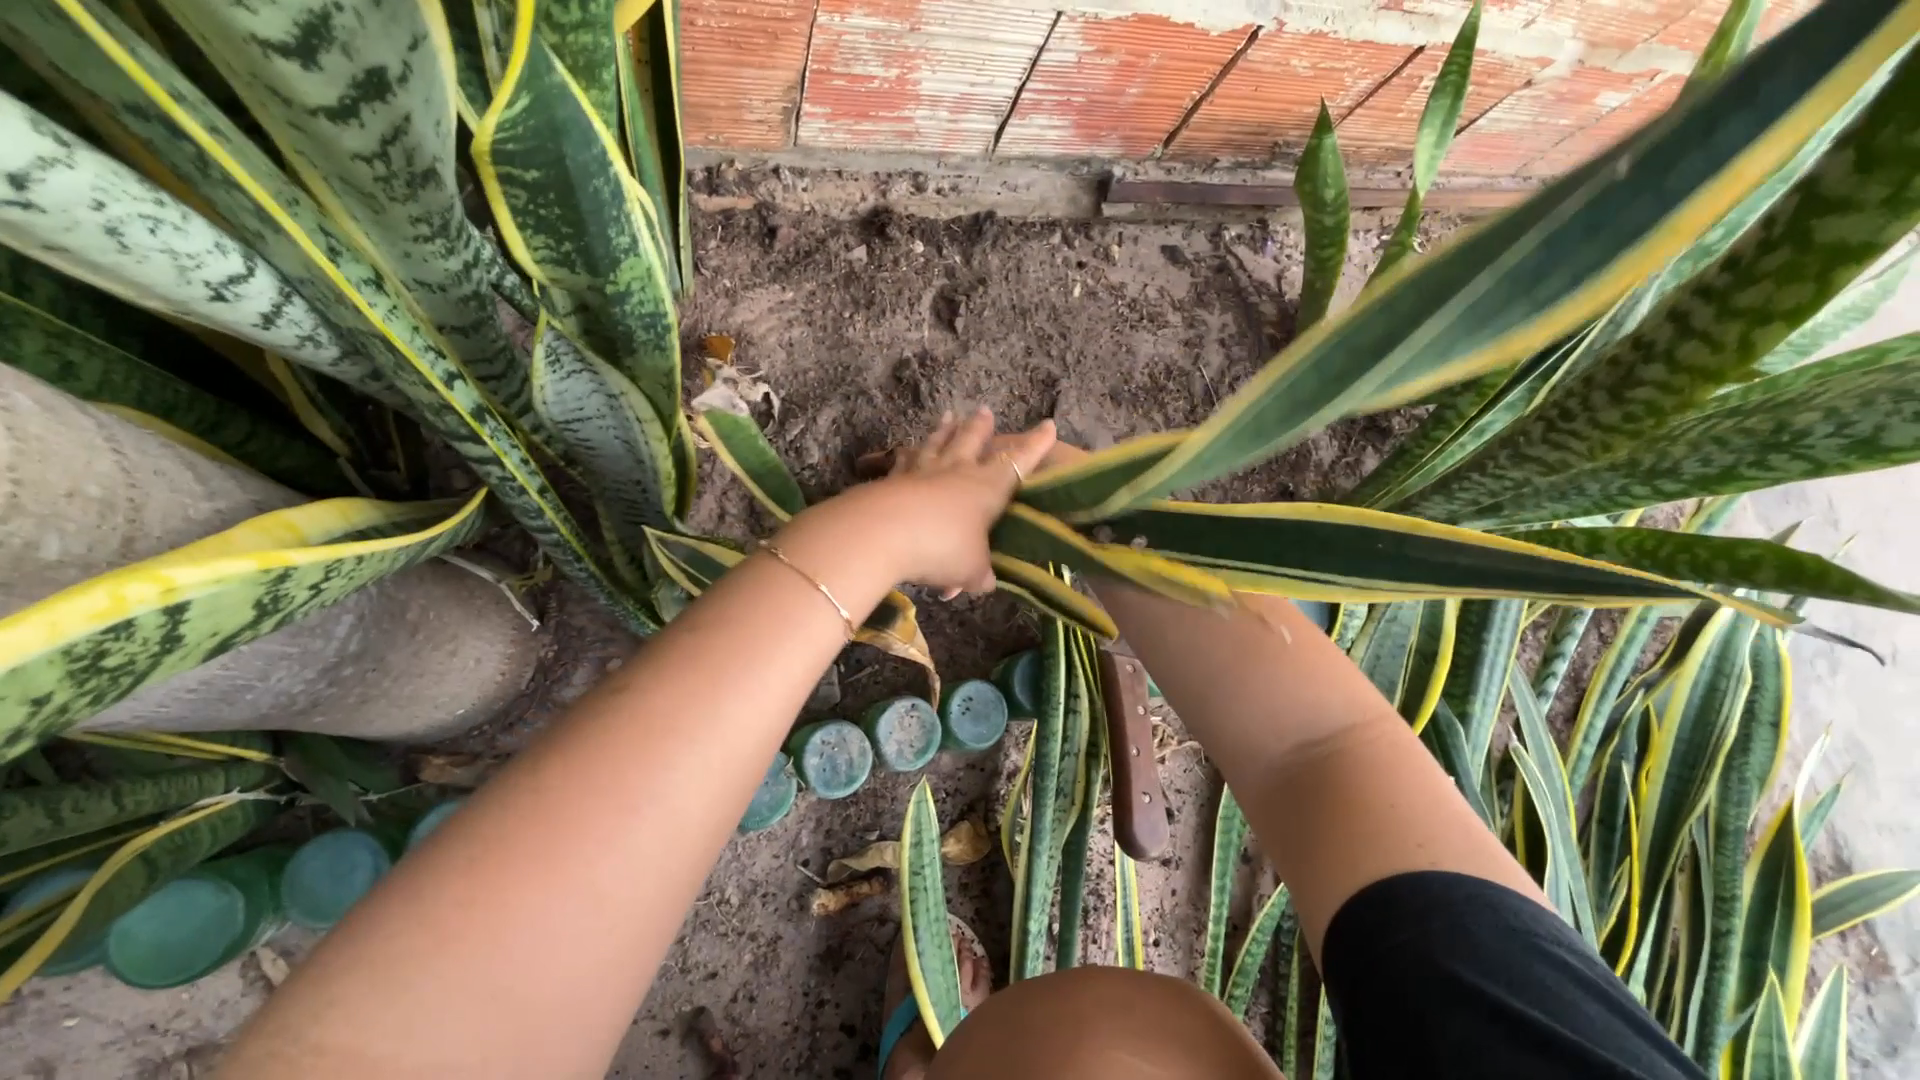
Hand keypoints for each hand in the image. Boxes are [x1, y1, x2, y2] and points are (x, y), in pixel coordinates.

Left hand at [854, 408, 1055, 595]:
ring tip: (948, 416)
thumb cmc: (943, 548)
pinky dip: (906, 455)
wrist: (883, 533)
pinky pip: (903, 462)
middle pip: (972, 441)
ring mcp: (922, 472)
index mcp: (987, 487)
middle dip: (981, 427)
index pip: (1019, 462)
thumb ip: (980, 574)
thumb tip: (984, 582)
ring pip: (937, 444)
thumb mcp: (971, 570)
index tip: (1049, 426)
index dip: (1036, 445)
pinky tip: (904, 451)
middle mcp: (957, 472)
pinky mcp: (891, 480)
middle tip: (985, 411)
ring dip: (943, 430)